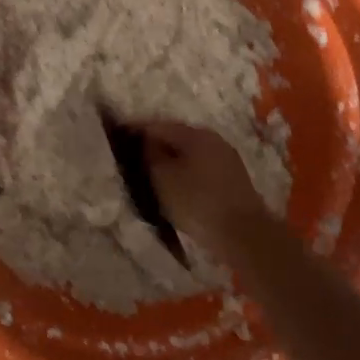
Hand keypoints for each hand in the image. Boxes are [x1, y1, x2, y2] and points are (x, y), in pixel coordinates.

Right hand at [137, 122, 268, 263]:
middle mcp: (213, 140)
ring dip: (171, 158)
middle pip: (176, 136)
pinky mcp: (233, 179)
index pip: (157, 125)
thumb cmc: (196, 202)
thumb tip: (144, 140)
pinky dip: (185, 170)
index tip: (117, 136)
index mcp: (195, 134)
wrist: (243, 234)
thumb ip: (150, 154)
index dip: (135, 129)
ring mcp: (226, 158)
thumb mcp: (162, 177)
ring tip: (151, 170)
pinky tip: (175, 183)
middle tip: (132, 154)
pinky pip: (201, 167)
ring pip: (190, 152)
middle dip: (154, 144)